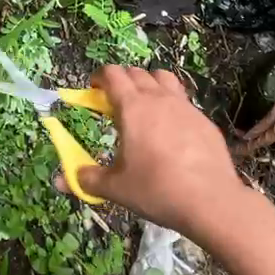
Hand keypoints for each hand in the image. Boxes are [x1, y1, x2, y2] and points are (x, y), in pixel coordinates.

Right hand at [55, 65, 241, 235]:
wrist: (212, 202)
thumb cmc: (157, 189)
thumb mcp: (116, 188)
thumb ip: (88, 179)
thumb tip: (62, 180)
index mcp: (132, 106)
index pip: (112, 74)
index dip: (99, 77)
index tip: (93, 90)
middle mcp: (158, 98)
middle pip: (136, 72)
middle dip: (122, 80)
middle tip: (116, 102)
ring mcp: (184, 107)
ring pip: (163, 78)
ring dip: (150, 83)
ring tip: (146, 106)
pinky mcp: (204, 121)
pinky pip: (184, 101)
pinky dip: (172, 106)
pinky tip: (173, 132)